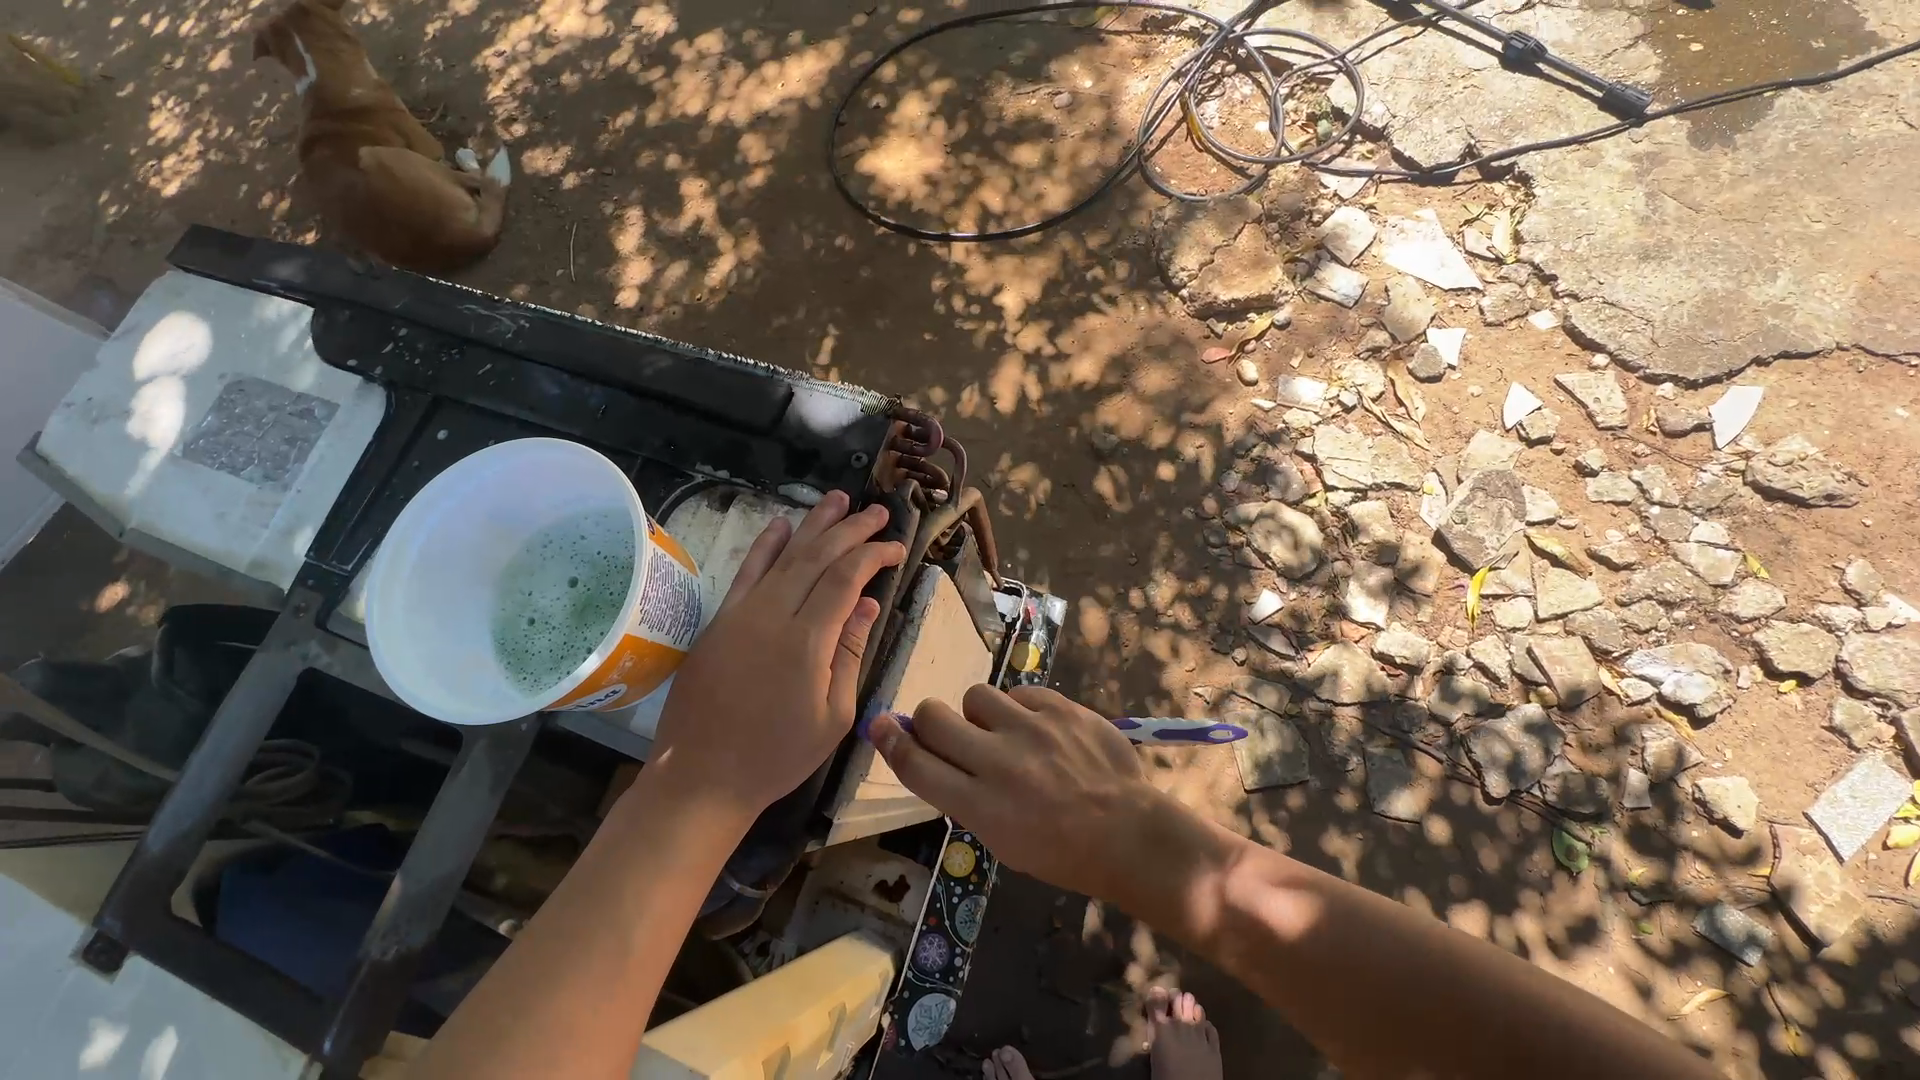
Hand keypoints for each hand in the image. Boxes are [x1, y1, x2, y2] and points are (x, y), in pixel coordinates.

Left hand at [651, 491, 903, 813]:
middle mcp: (772, 615)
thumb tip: (866, 604)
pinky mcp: (719, 621)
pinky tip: (781, 526)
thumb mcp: (832, 717)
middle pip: (817, 557)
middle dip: (851, 530)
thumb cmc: (777, 757)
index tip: (897, 548)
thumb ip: (849, 655)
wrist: (702, 777)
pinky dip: (765, 546)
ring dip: (813, 525)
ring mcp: (741, 614)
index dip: (873, 556)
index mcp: (806, 641)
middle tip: (879, 512)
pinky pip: (746, 572)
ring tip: (838, 499)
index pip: (845, 579)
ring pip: (783, 556)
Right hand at [872, 685, 1172, 902]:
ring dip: (979, 713)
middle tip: (947, 730)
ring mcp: (1032, 730)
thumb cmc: (1060, 852)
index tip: (881, 726)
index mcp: (981, 807)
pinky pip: (1020, 692)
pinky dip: (1021, 709)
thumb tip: (932, 756)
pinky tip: (1037, 729)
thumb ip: (963, 797)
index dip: (891, 743)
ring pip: (975, 695)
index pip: (917, 765)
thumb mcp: (1000, 841)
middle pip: (934, 717)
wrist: (1129, 834)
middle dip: (930, 720)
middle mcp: (999, 763)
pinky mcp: (1062, 709)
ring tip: (1004, 732)